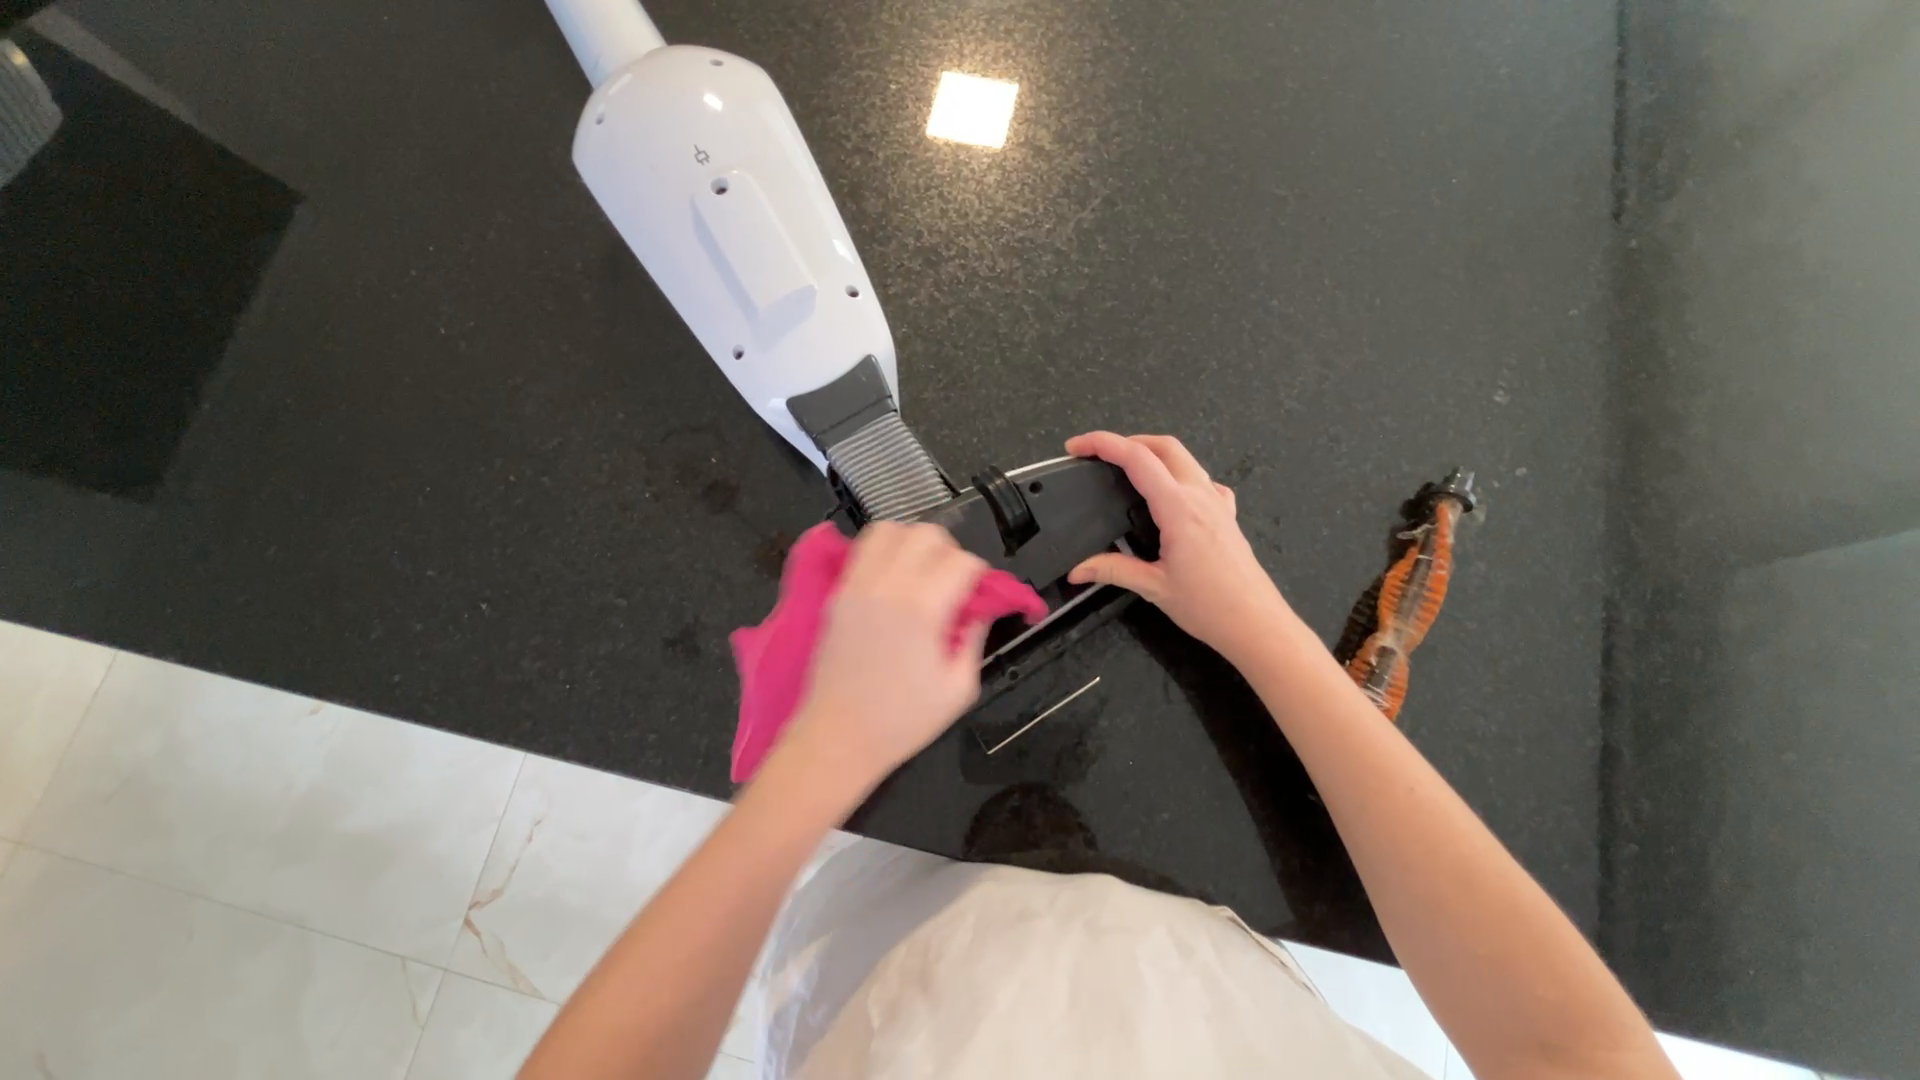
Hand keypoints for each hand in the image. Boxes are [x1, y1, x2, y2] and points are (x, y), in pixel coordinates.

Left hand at [782, 522, 991, 796]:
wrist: (838, 737)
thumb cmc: (902, 721)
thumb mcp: (958, 688)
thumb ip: (974, 637)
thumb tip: (981, 608)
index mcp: (921, 609)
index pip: (962, 562)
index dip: (979, 575)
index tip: (980, 595)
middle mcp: (886, 585)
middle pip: (926, 534)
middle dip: (949, 551)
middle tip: (953, 582)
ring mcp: (855, 585)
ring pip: (888, 530)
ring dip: (912, 543)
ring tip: (921, 574)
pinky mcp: (836, 593)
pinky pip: (860, 550)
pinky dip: (882, 552)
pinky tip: (892, 580)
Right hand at [1066, 431, 1292, 663]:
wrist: (1256, 623)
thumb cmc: (1208, 606)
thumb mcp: (1153, 587)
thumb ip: (1112, 571)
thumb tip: (1076, 570)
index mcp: (1178, 508)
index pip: (1137, 459)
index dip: (1103, 444)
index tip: (1076, 446)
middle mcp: (1200, 495)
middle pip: (1164, 446)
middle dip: (1128, 439)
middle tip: (1098, 454)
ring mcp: (1217, 502)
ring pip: (1185, 459)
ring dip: (1153, 453)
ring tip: (1125, 470)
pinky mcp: (1227, 515)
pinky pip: (1202, 480)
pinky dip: (1178, 475)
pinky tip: (1169, 496)